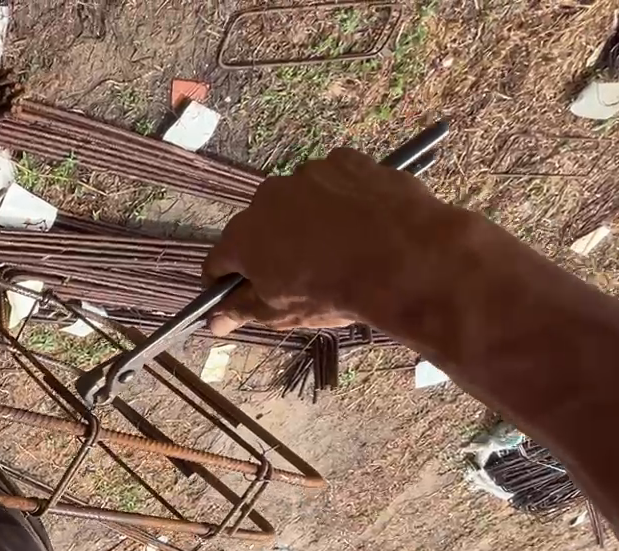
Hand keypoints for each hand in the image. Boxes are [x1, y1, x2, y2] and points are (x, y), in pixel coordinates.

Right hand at [206, 148, 464, 336]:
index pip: (216, 262)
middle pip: (254, 227)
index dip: (224, 282)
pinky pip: (328, 180)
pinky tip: (352, 220)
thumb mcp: (278, 312)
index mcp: (242, 238)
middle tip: (291, 272)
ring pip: (291, 201)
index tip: (238, 294)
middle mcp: (266, 198)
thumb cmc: (330, 291)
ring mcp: (307, 175)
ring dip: (298, 220)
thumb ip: (239, 311)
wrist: (404, 259)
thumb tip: (213, 322)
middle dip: (264, 248)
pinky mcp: (346, 161)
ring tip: (328, 245)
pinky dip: (332, 197)